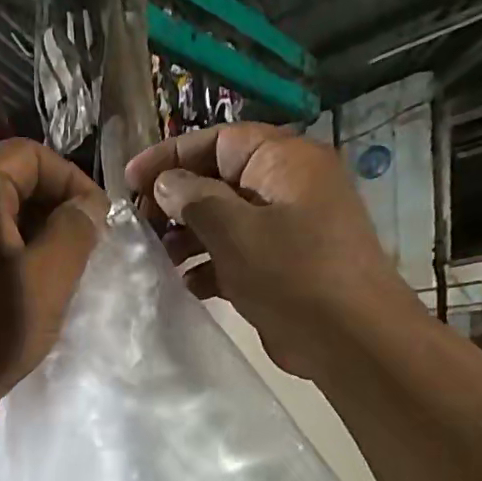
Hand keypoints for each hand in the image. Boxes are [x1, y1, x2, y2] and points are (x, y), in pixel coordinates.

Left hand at [0, 139, 109, 428]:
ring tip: (59, 275)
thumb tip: (87, 208)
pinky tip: (25, 294)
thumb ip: (77, 229)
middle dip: (54, 210)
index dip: (72, 181)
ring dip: (34, 237)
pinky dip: (7, 257)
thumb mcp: (50, 275)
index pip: (30, 155)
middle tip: (84, 249)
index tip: (99, 220)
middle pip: (9, 182)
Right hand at [125, 122, 419, 379]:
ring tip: (155, 258)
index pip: (218, 141)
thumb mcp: (236, 230)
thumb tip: (166, 184)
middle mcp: (284, 188)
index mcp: (284, 162)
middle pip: (217, 181)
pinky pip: (234, 255)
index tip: (131, 180)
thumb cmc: (294, 274)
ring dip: (186, 237)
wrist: (351, 339)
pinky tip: (183, 285)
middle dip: (175, 201)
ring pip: (223, 221)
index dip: (171, 156)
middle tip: (138, 226)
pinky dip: (207, 266)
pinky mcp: (278, 267)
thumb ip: (194, 200)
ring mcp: (283, 230)